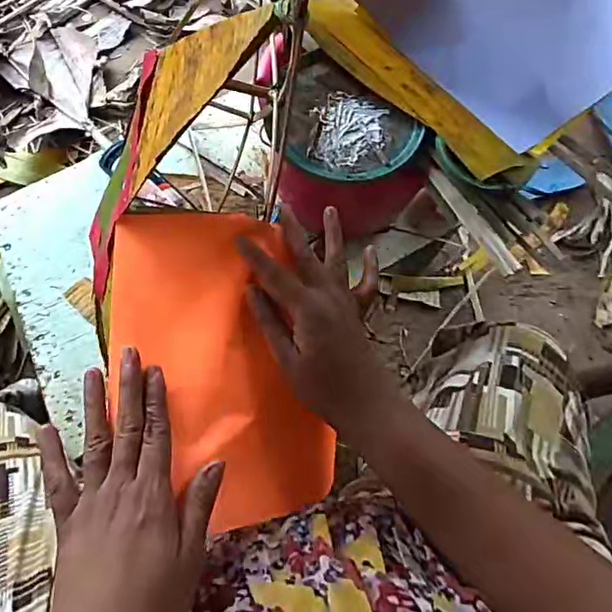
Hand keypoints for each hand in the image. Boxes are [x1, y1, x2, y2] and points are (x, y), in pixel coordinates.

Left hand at [38, 347, 225, 611]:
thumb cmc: (155, 599)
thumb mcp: (189, 558)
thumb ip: (199, 506)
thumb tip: (217, 460)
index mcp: (153, 495)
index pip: (157, 436)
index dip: (157, 401)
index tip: (155, 370)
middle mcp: (121, 488)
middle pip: (128, 430)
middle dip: (128, 390)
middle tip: (127, 354)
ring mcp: (91, 501)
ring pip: (95, 444)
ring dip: (94, 407)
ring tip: (92, 373)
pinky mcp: (67, 521)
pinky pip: (57, 482)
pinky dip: (50, 453)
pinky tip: (44, 427)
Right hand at [238, 205, 399, 436]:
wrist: (368, 405)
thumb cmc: (322, 389)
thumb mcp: (287, 360)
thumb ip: (270, 323)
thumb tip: (251, 291)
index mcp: (306, 308)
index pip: (274, 275)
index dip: (255, 255)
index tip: (240, 237)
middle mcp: (327, 296)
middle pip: (306, 256)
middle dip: (293, 230)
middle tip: (283, 207)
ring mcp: (346, 301)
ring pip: (337, 260)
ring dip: (333, 233)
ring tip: (330, 209)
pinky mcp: (358, 311)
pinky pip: (365, 284)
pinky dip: (369, 267)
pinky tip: (371, 252)